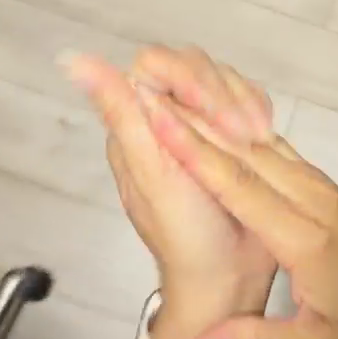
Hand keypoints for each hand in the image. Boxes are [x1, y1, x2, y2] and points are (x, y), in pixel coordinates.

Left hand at [66, 47, 278, 338]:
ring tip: (257, 140)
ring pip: (224, 79)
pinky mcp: (233, 131)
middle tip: (245, 134)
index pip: (156, 64)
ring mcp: (201, 122)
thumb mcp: (152, 175)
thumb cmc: (185, 233)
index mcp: (138, 123)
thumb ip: (120, 114)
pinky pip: (247, 99)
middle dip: (223, 95)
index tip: (214, 113)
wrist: (229, 278)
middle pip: (194, 65)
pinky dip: (259, 112)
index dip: (187, 77)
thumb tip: (73, 60)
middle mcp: (166, 115)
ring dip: (245, 105)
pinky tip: (263, 137)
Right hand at [142, 96, 337, 338]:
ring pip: (258, 145)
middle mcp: (308, 198)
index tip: (158, 118)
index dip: (196, 152)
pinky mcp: (318, 183)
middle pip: (243, 153)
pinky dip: (239, 131)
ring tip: (170, 95)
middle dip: (194, 120)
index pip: (240, 187)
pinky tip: (215, 119)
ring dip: (214, 119)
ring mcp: (316, 185)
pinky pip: (273, 150)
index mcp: (304, 237)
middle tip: (148, 90)